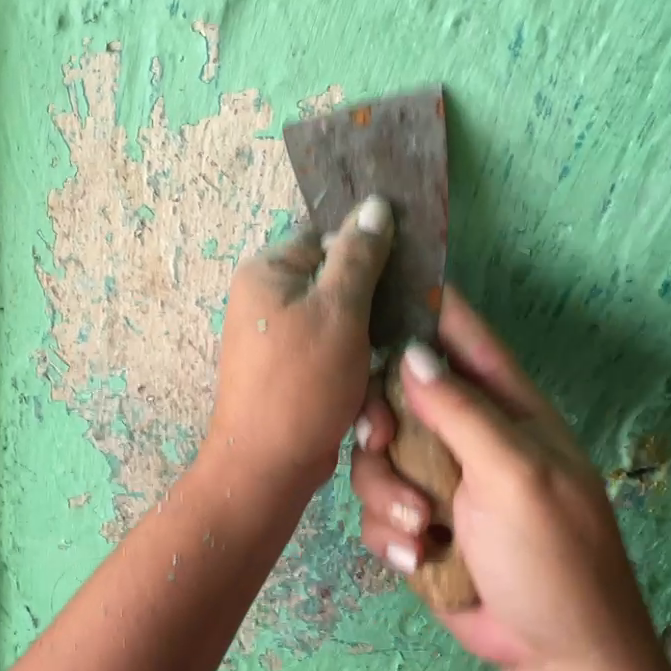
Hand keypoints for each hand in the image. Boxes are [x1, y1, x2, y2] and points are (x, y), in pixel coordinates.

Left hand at [204, 196, 393, 484]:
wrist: (269, 466)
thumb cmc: (302, 382)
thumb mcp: (339, 311)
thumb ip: (359, 256)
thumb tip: (376, 205)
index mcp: (268, 270)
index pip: (327, 238)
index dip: (368, 256)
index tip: (403, 282)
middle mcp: (267, 297)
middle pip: (341, 286)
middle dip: (372, 324)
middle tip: (389, 350)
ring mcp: (278, 335)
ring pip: (346, 330)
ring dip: (367, 362)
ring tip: (369, 395)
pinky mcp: (292, 369)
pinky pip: (335, 360)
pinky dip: (352, 384)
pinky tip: (361, 414)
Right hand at [350, 288, 659, 670]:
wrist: (553, 655)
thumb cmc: (552, 556)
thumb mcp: (513, 475)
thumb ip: (461, 411)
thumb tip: (413, 352)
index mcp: (506, 407)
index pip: (461, 334)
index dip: (422, 303)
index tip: (371, 287)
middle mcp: (466, 433)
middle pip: (395, 393)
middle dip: (380, 420)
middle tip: (380, 442)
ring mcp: (438, 478)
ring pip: (375, 453)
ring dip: (386, 492)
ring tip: (420, 528)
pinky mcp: (416, 519)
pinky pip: (374, 505)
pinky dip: (391, 532)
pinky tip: (421, 557)